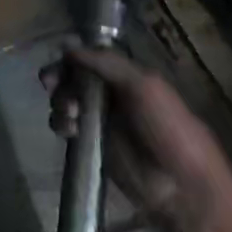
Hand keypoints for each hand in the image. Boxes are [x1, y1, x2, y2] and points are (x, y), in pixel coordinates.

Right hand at [45, 46, 231, 223]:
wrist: (180, 184)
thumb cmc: (167, 126)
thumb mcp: (144, 86)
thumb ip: (107, 63)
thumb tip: (68, 46)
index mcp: (124, 76)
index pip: (88, 58)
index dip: (70, 58)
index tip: (57, 63)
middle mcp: (109, 94)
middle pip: (73, 78)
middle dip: (59, 78)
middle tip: (51, 85)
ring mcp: (100, 121)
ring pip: (67, 101)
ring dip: (61, 102)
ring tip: (70, 114)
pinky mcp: (92, 146)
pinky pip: (68, 128)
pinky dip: (62, 124)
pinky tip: (71, 131)